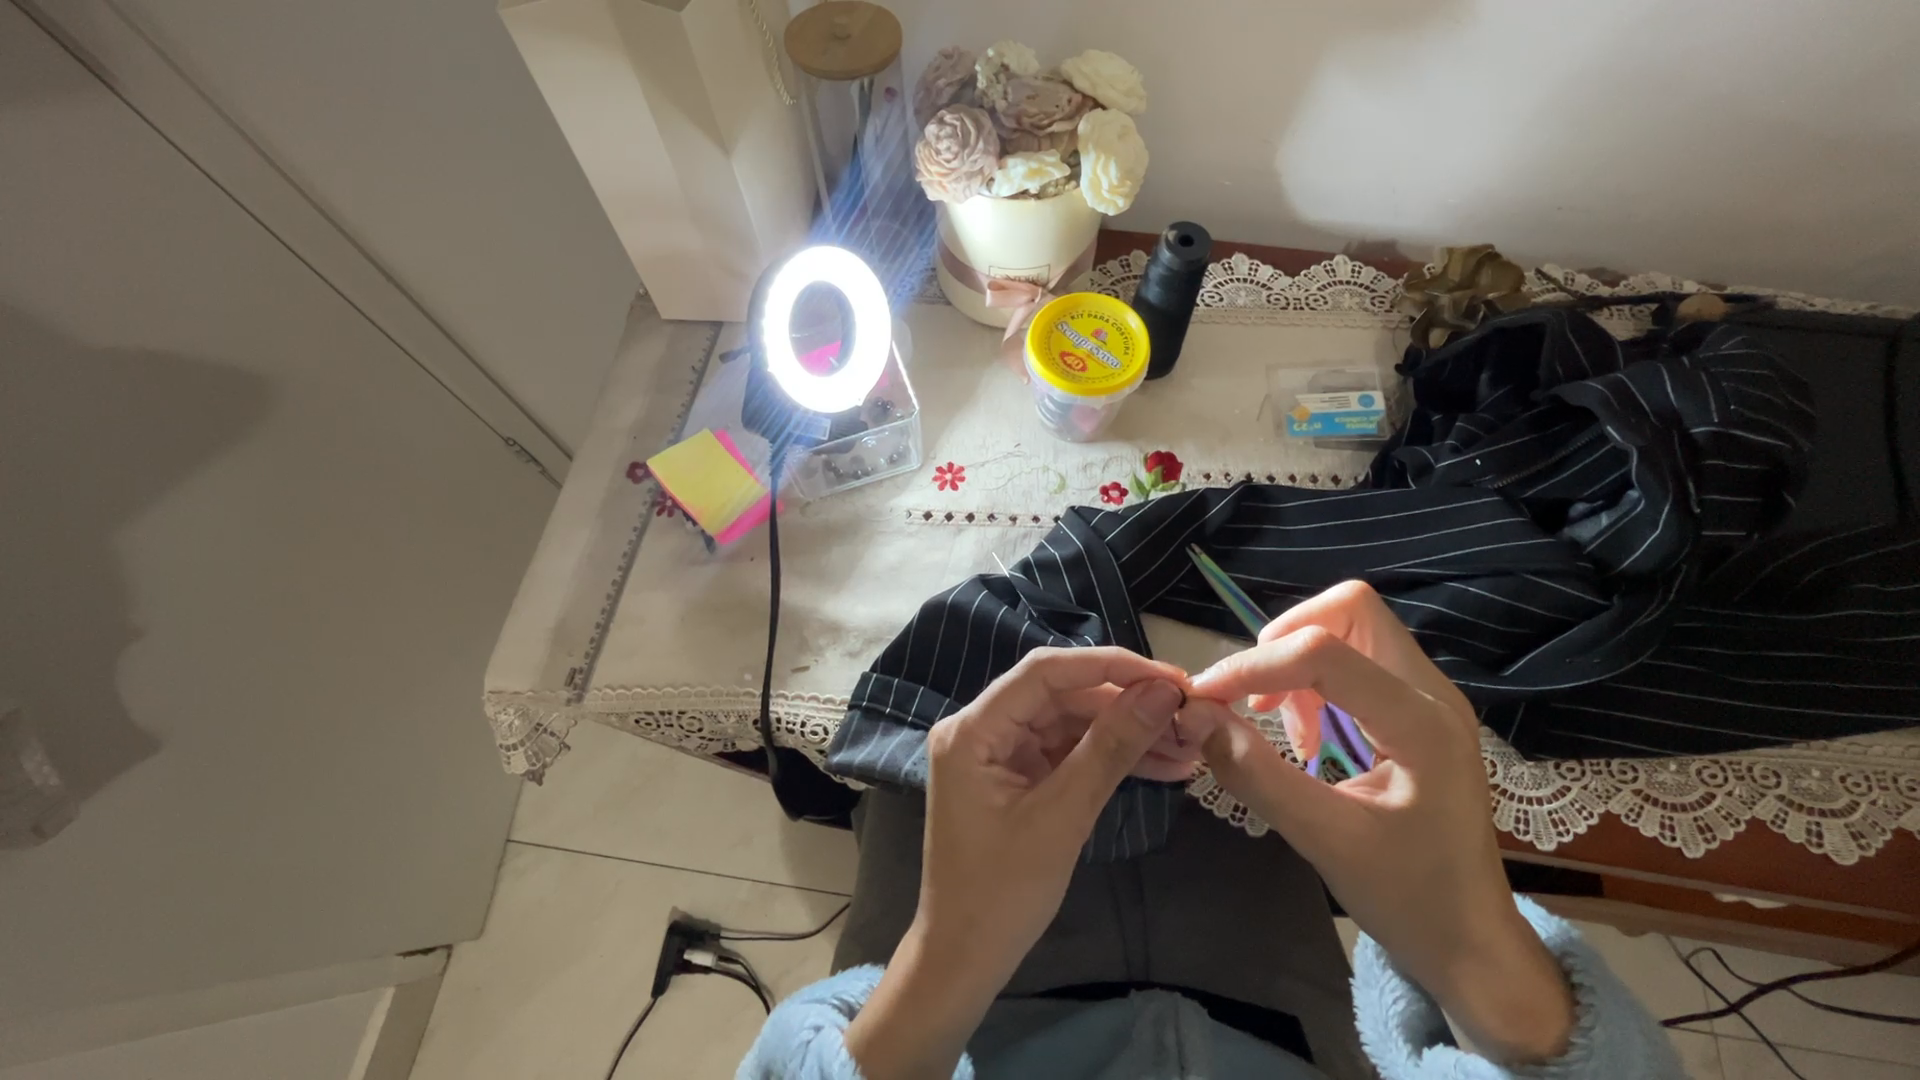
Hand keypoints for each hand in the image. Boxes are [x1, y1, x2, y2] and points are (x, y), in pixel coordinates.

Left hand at [846, 647, 1190, 1078]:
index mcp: (973, 729)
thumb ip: (1110, 748)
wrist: (965, 955)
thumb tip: (1162, 695)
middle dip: (1125, 704)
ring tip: (1187, 747)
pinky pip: (1068, 752)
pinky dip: (1109, 758)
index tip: (1168, 678)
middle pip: (1062, 696)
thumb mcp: (1063, 816)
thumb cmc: (1003, 892)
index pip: (1046, 672)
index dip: (1110, 666)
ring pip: (1071, 723)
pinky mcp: (1017, 776)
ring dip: (1125, 734)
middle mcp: (981, 728)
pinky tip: (1160, 765)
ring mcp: (999, 752)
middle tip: (1187, 715)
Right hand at [1187, 581, 1574, 1064]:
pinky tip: (1302, 734)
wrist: (1471, 939)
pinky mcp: (1416, 710)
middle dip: (1284, 638)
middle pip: (1350, 608)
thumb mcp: (1322, 839)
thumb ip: (1254, 773)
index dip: (1251, 665)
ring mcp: (1428, 697)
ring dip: (1297, 658)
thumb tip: (1194, 716)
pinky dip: (1313, 678)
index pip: (1322, 651)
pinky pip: (1356, 658)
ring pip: (1351, 626)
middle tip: (1251, 693)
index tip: (1205, 700)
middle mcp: (1431, 692)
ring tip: (1277, 721)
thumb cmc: (1407, 896)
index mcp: (1421, 723)